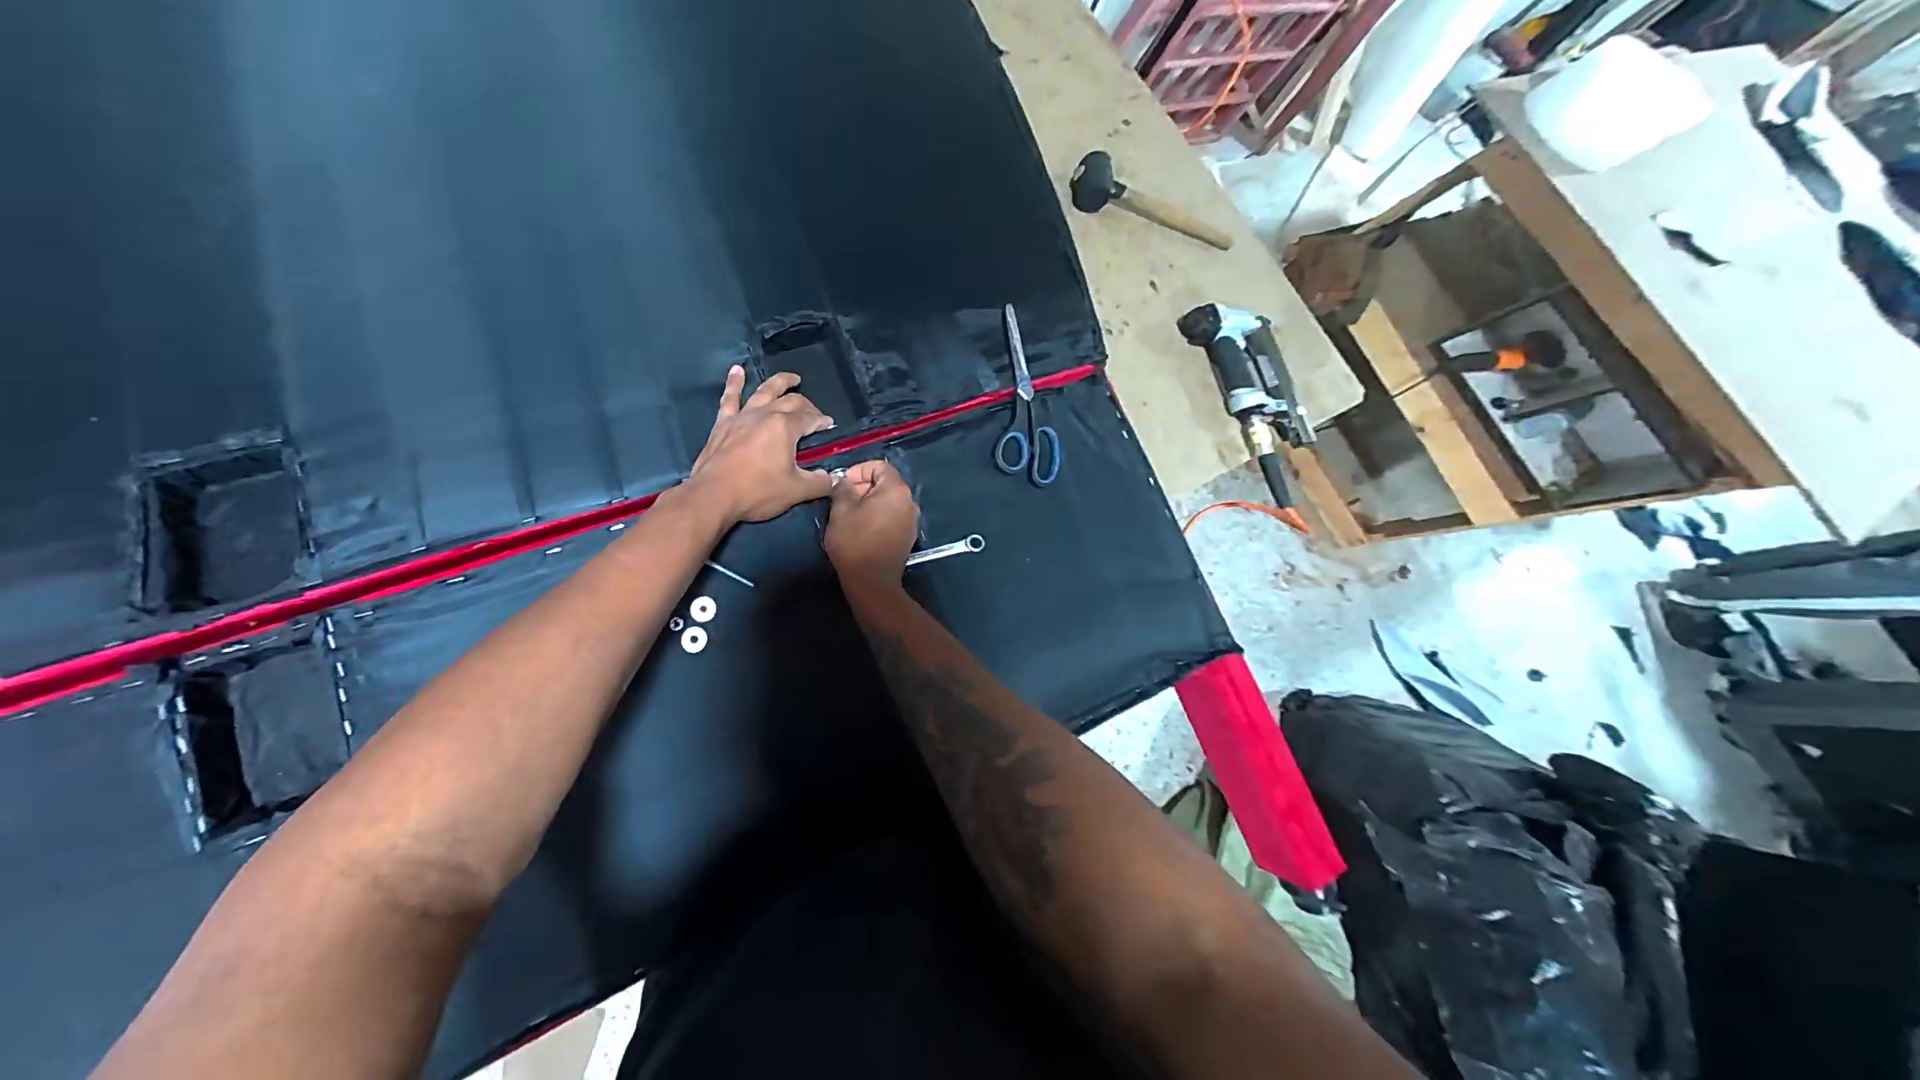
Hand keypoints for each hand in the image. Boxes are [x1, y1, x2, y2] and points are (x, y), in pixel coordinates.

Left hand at [686, 367, 834, 523]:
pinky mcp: (723, 423)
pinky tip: (737, 369)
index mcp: (785, 427)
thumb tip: (834, 480)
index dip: (822, 421)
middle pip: (791, 401)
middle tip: (814, 412)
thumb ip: (820, 483)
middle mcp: (765, 414)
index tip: (829, 426)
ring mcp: (742, 416)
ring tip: (792, 378)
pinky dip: (734, 382)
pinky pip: (730, 398)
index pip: (810, 418)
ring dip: (780, 382)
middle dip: (807, 405)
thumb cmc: (758, 491)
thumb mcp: (796, 491)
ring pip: (764, 391)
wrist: (714, 495)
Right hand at [824, 460, 921, 588]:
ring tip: (851, 514)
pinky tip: (863, 527)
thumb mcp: (841, 510)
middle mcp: (910, 501)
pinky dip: (879, 515)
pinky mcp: (908, 535)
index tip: (842, 483)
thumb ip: (842, 488)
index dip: (858, 470)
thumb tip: (842, 480)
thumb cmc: (855, 542)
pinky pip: (893, 515)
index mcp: (896, 490)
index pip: (879, 466)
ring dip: (870, 501)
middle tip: (844, 499)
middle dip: (863, 486)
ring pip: (889, 500)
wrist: (872, 580)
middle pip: (886, 482)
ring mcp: (912, 519)